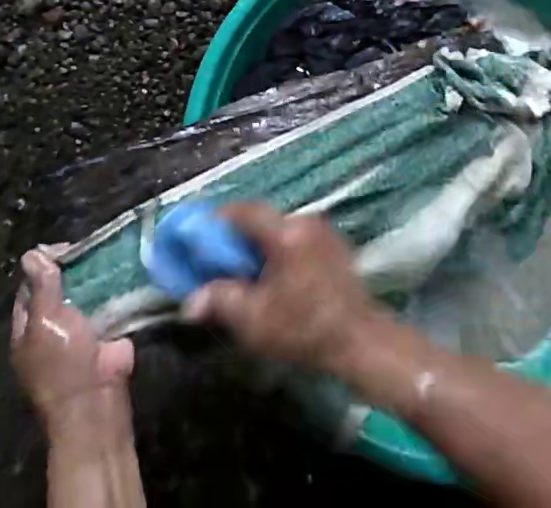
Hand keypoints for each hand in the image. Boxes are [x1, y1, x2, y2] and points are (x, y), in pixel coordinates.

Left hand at [11, 246, 134, 434]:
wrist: (97, 397)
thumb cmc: (62, 362)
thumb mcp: (45, 321)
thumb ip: (42, 286)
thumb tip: (31, 253)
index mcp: (28, 327)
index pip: (31, 287)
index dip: (44, 265)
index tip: (66, 247)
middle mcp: (53, 325)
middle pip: (62, 286)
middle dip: (76, 267)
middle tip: (94, 245)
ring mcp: (82, 327)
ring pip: (88, 292)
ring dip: (99, 274)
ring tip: (114, 249)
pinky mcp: (109, 328)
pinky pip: (111, 301)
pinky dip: (118, 286)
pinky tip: (129, 267)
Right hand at [178, 203, 379, 369]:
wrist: (359, 340)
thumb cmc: (304, 329)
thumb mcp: (254, 320)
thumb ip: (220, 301)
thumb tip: (191, 302)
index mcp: (287, 233)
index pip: (245, 211)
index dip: (218, 220)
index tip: (199, 237)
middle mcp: (306, 222)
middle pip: (262, 219)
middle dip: (237, 238)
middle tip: (218, 261)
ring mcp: (324, 231)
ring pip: (279, 229)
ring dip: (259, 246)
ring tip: (244, 274)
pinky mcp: (334, 244)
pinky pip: (296, 238)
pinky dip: (279, 250)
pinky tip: (273, 277)